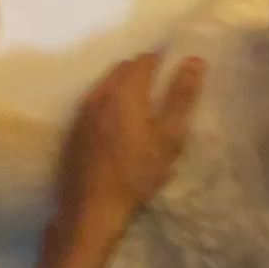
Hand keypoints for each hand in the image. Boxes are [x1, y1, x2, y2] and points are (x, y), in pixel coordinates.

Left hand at [54, 54, 205, 239]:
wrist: (90, 208)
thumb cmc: (136, 173)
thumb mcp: (168, 137)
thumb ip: (181, 96)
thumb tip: (195, 59)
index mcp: (126, 91)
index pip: (145, 60)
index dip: (161, 59)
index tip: (174, 68)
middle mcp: (101, 92)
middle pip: (123, 68)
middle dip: (142, 69)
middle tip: (161, 85)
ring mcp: (83, 109)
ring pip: (106, 82)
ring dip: (123, 83)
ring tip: (141, 102)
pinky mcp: (73, 127)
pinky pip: (94, 99)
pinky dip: (108, 99)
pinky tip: (116, 119)